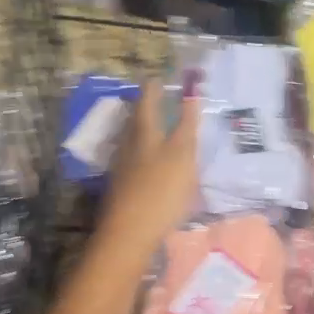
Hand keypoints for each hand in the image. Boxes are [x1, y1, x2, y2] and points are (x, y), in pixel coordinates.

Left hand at [97, 82, 200, 254]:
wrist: (130, 234)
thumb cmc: (161, 191)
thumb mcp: (183, 155)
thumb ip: (187, 124)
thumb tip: (191, 93)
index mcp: (144, 133)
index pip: (148, 101)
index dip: (154, 88)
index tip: (160, 78)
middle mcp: (128, 146)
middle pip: (136, 122)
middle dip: (146, 110)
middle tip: (156, 101)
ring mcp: (122, 170)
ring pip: (132, 143)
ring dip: (144, 134)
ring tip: (158, 133)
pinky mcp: (122, 191)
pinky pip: (133, 164)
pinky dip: (143, 158)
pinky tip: (151, 167)